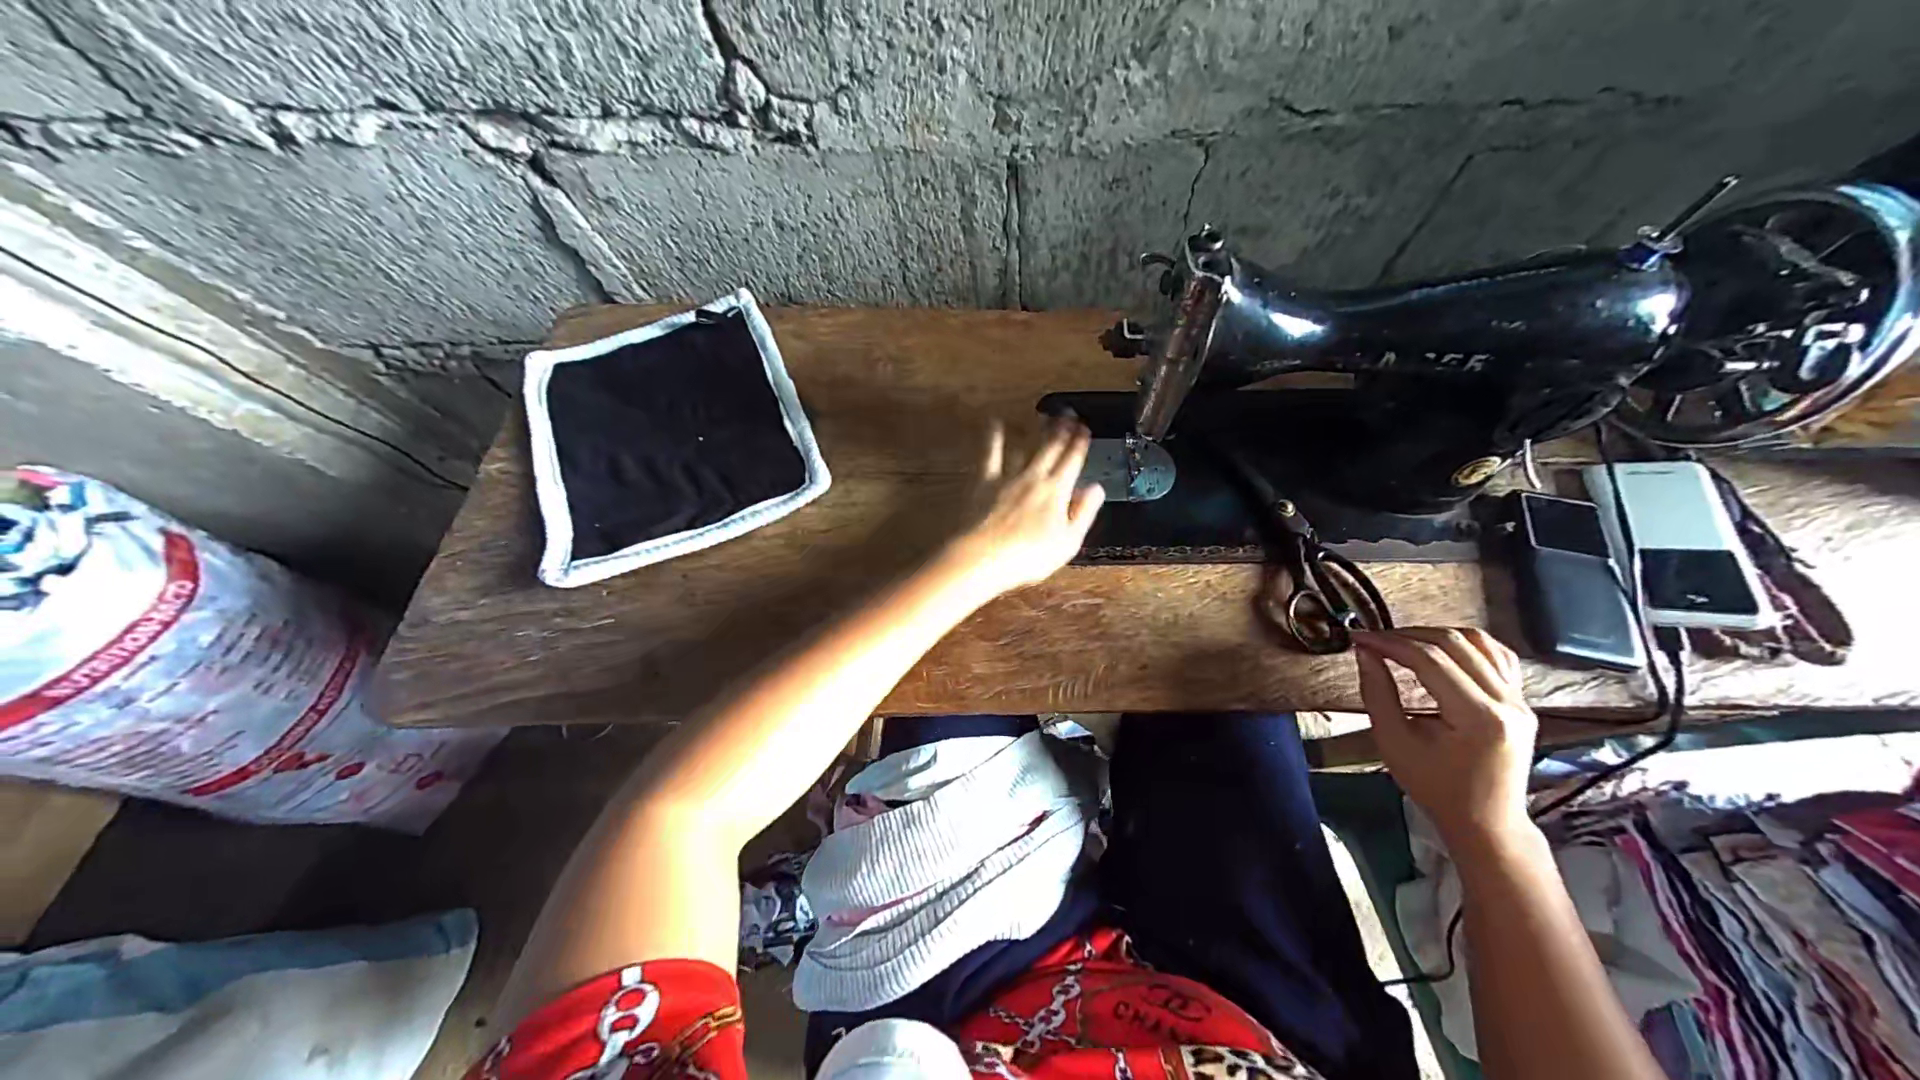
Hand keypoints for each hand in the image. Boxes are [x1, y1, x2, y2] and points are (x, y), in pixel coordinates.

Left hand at [945, 419, 1105, 595]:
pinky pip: (990, 453)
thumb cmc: (1027, 556)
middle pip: (1051, 446)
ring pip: (1026, 445)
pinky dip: (994, 436)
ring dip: (1035, 429)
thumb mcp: (1068, 542)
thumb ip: (1084, 512)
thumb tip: (1096, 489)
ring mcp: (1008, 476)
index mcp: (1058, 491)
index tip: (1085, 428)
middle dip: (1062, 427)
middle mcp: (1035, 477)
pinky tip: (995, 423)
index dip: (1081, 441)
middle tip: (1068, 413)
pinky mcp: (984, 481)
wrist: (983, 557)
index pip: (1074, 459)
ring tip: (1042, 415)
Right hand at [1353, 627, 1538, 850]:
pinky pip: (1497, 656)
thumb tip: (1365, 653)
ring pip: (1480, 643)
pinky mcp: (1521, 702)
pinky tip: (1440, 647)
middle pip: (1456, 644)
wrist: (1485, 821)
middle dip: (1409, 635)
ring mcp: (1521, 701)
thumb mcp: (1394, 742)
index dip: (1390, 643)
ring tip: (1403, 641)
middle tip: (1375, 639)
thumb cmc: (1435, 787)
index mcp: (1479, 717)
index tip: (1361, 639)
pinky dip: (1465, 644)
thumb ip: (1378, 693)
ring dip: (1436, 634)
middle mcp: (1508, 703)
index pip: (1431, 660)